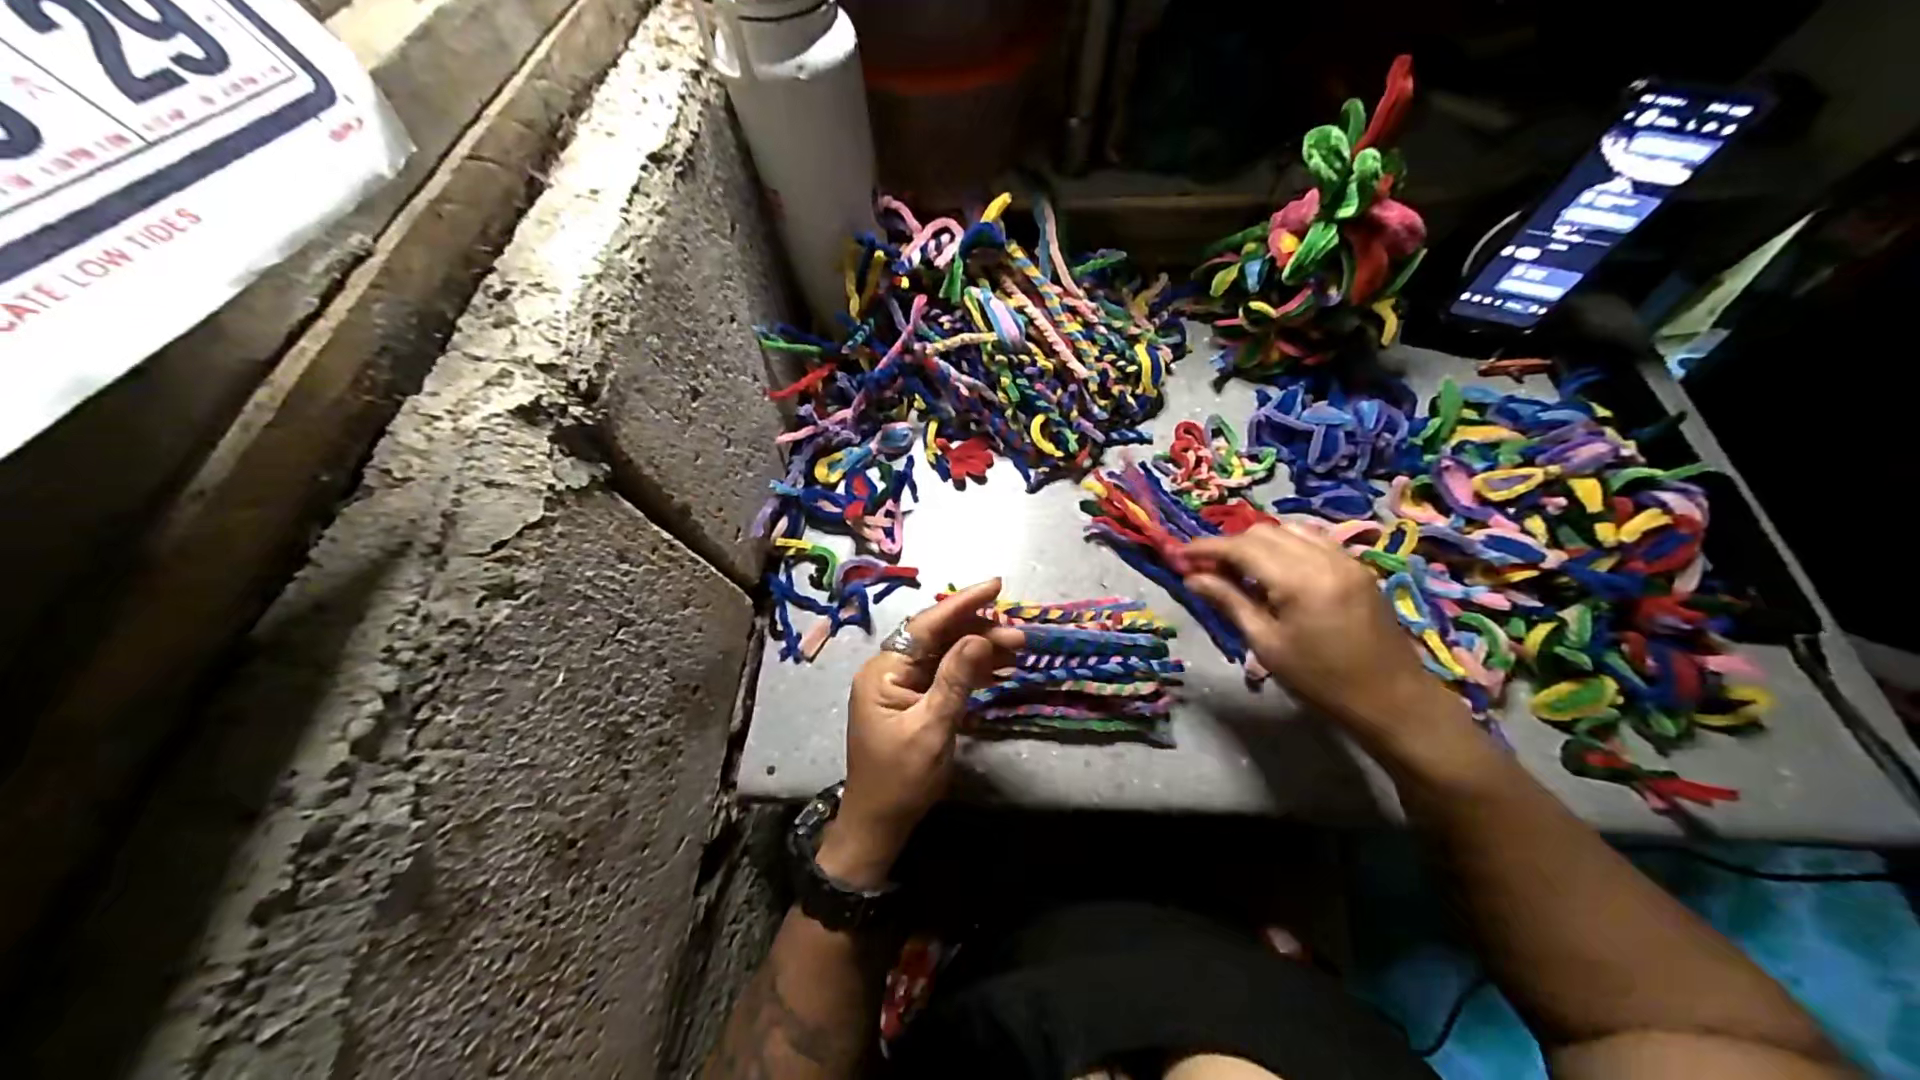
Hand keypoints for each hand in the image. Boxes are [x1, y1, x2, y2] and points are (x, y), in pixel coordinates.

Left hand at [818, 579, 1022, 887]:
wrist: (879, 824)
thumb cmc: (900, 780)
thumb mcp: (931, 729)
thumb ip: (955, 680)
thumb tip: (979, 638)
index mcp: (883, 671)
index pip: (926, 626)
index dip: (962, 604)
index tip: (995, 586)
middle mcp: (890, 670)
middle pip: (938, 637)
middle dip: (979, 631)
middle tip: (1018, 635)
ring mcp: (903, 685)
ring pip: (946, 655)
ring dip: (980, 650)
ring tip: (1018, 649)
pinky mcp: (916, 701)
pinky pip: (946, 675)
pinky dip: (972, 671)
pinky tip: (999, 667)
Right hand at [1184, 524, 1465, 739]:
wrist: (1392, 699)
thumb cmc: (1321, 680)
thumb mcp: (1267, 644)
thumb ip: (1229, 602)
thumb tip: (1192, 577)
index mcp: (1299, 580)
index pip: (1241, 547)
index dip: (1206, 548)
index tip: (1178, 556)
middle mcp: (1324, 557)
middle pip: (1263, 532)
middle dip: (1229, 544)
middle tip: (1205, 567)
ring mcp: (1345, 558)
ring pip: (1288, 529)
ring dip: (1257, 541)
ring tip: (1237, 567)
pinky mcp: (1356, 565)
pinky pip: (1312, 538)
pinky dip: (1284, 544)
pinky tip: (1273, 567)